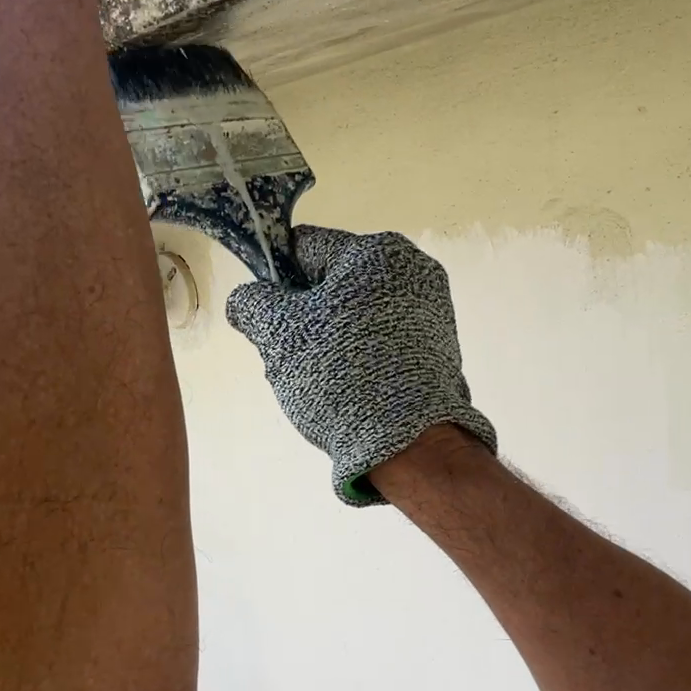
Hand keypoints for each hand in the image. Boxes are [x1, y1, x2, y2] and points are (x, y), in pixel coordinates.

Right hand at [225, 226, 497, 505]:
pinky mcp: (441, 349)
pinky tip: (350, 392)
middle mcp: (415, 270)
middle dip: (306, 317)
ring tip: (320, 383)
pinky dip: (363, 358)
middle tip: (291, 358)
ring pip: (357, 316)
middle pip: (334, 284)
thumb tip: (250, 300)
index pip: (306, 247)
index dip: (276, 278)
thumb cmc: (342, 373)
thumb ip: (252, 303)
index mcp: (378, 251)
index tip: (265, 315)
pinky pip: (384, 342)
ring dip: (331, 342)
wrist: (409, 442)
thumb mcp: (279, 334)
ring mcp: (433, 311)